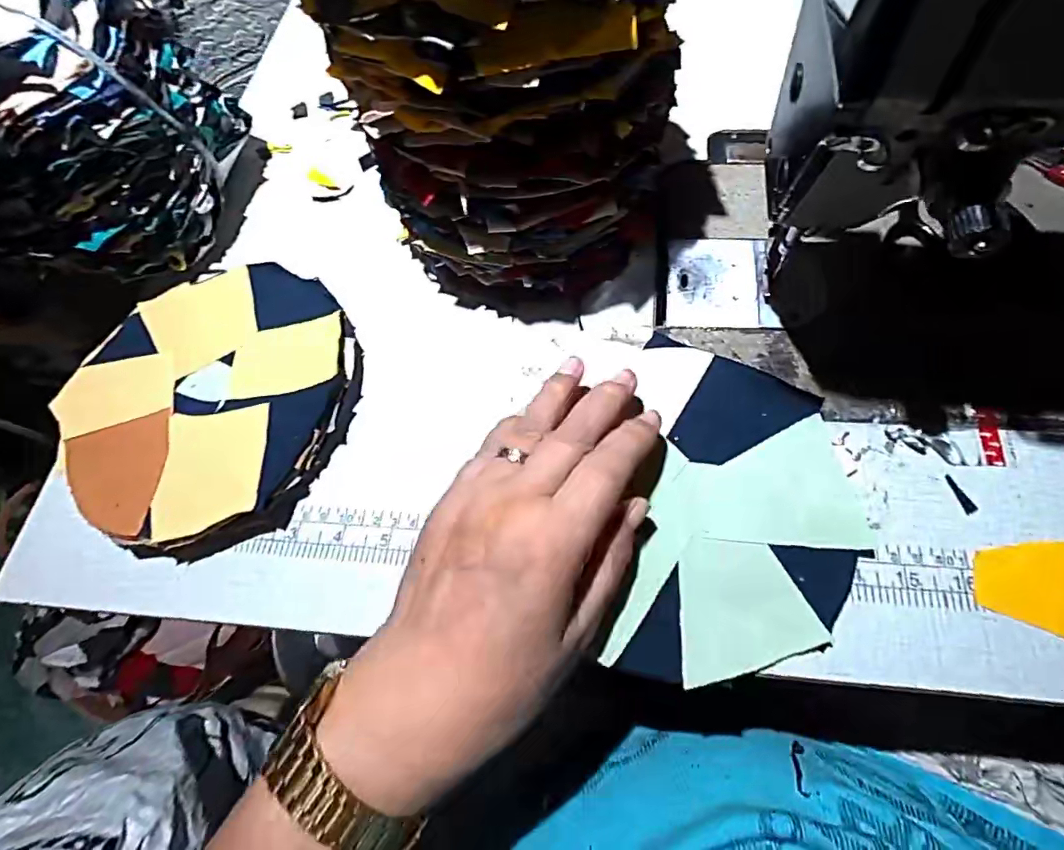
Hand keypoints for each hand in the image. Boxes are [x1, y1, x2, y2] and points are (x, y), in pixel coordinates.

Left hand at [313, 358, 658, 815]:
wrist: (410, 698)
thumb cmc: (507, 680)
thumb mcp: (578, 633)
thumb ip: (611, 560)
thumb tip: (636, 505)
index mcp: (553, 540)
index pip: (606, 468)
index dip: (634, 438)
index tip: (653, 417)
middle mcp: (515, 504)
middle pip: (570, 436)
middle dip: (603, 401)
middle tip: (627, 376)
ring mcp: (476, 497)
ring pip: (525, 428)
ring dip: (556, 394)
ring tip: (578, 364)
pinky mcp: (449, 500)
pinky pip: (489, 447)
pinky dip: (515, 422)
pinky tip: (530, 410)